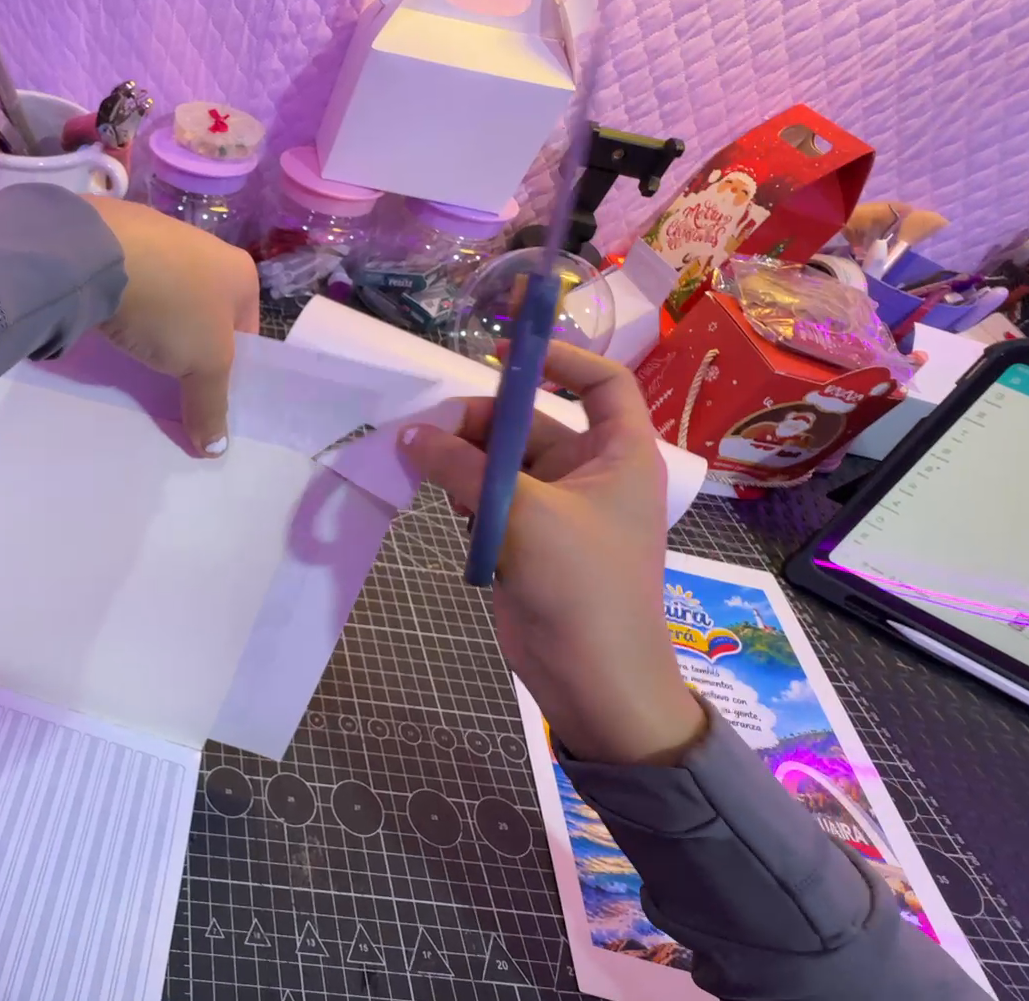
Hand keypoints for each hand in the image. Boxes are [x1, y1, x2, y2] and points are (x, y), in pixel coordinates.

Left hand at [81, 195, 259, 454]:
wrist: (101, 251)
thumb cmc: (173, 305)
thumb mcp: (204, 363)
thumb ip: (211, 405)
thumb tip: (216, 450)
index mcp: (241, 273)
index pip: (246, 331)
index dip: (230, 368)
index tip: (207, 395)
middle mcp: (206, 249)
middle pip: (204, 315)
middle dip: (189, 349)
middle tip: (171, 383)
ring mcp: (159, 240)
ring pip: (166, 300)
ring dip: (155, 329)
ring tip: (137, 359)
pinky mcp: (118, 241)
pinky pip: (131, 287)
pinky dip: (126, 309)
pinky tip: (112, 327)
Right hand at [402, 342, 706, 764]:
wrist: (591, 676)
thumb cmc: (580, 585)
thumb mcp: (521, 514)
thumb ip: (461, 468)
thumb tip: (409, 433)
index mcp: (619, 455)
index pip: (600, 383)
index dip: (558, 359)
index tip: (499, 352)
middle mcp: (588, 473)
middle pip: (527, 423)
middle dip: (478, 425)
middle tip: (427, 433)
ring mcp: (554, 508)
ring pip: (497, 463)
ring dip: (461, 462)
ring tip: (425, 470)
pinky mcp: (523, 539)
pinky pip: (486, 497)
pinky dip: (462, 495)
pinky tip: (447, 507)